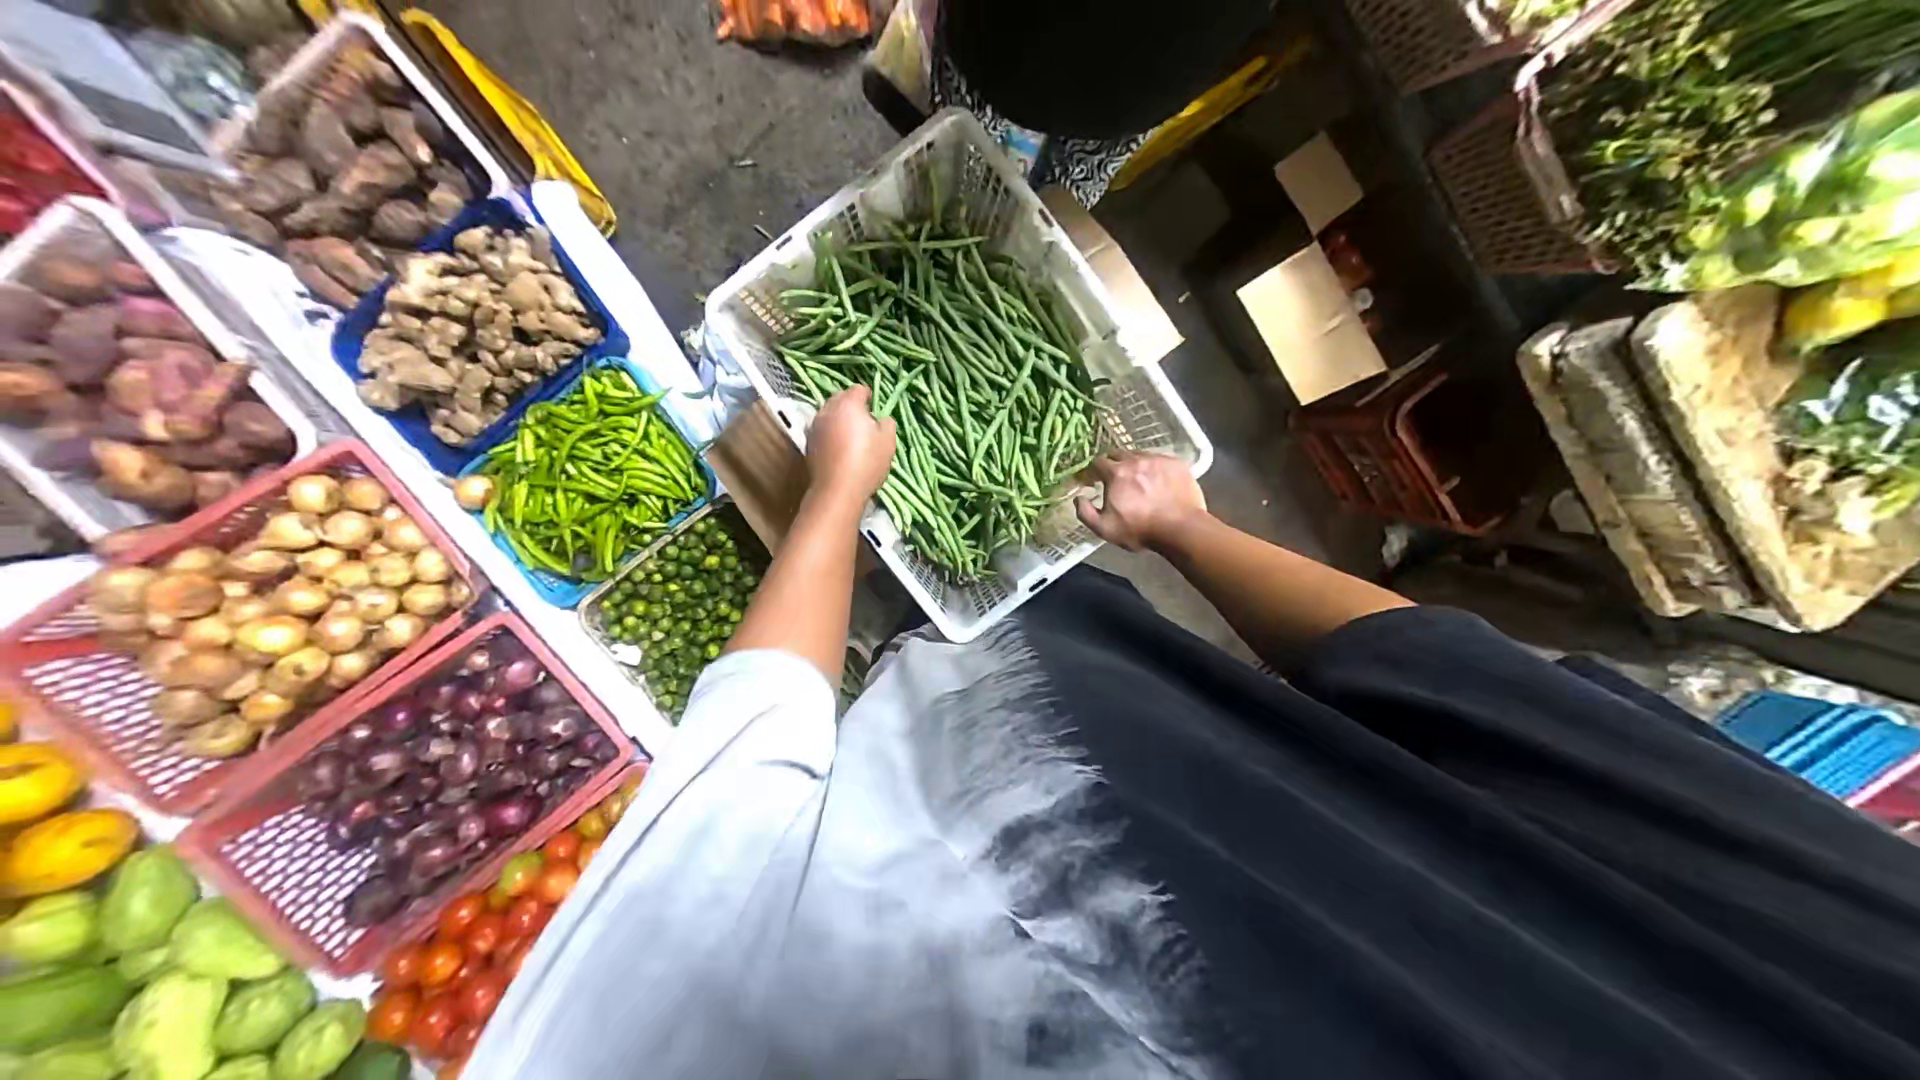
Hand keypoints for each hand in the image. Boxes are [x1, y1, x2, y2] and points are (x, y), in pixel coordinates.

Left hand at [807, 386, 896, 506]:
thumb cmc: (867, 462)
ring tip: (851, 436)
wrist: (837, 490)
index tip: (876, 411)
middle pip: (840, 398)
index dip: (869, 397)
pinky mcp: (808, 442)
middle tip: (864, 422)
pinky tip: (839, 448)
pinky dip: (830, 433)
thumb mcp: (888, 441)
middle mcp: (827, 410)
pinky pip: (822, 429)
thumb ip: (887, 422)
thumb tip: (881, 418)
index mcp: (848, 404)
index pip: (859, 389)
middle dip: (852, 405)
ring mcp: (815, 426)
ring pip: (829, 414)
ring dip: (839, 419)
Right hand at [1076, 451, 1206, 551]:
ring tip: (1137, 480)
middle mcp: (1136, 460)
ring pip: (1139, 455)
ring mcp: (1158, 460)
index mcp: (1116, 474)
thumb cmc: (1140, 530)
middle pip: (1118, 454)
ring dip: (1133, 464)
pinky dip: (1153, 468)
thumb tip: (1078, 498)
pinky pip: (1159, 460)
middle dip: (1112, 464)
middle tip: (1114, 479)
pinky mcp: (1176, 464)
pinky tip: (1157, 481)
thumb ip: (1085, 513)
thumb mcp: (1104, 529)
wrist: (1181, 529)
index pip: (1097, 462)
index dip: (1093, 471)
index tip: (1093, 480)